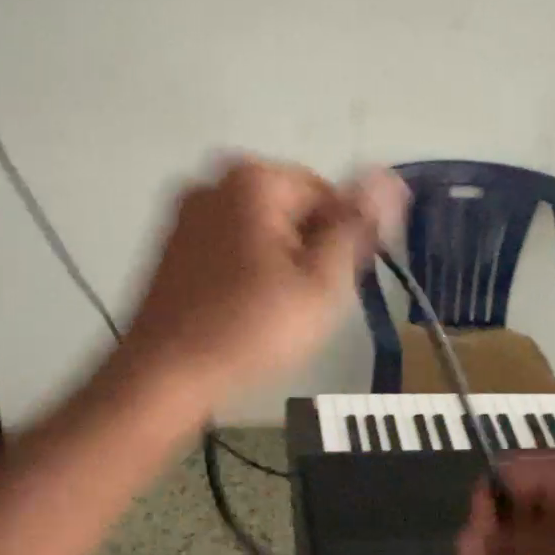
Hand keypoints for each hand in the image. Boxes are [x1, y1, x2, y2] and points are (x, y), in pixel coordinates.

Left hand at [127, 157, 405, 391]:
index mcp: (252, 178)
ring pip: (261, 230)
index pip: (329, 195)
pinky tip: (243, 311)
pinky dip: (245, 271)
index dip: (342, 242)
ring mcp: (185, 212)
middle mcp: (213, 180)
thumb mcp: (321, 282)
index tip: (335, 286)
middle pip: (292, 209)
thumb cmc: (249, 330)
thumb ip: (358, 227)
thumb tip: (391, 179)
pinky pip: (229, 246)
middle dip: (308, 250)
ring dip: (279, 263)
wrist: (164, 375)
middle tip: (306, 304)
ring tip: (274, 313)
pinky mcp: (170, 245)